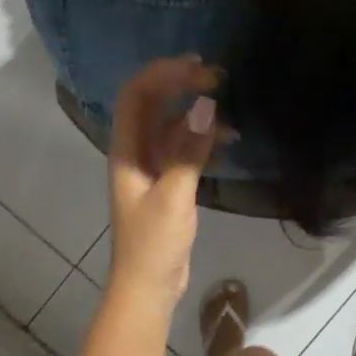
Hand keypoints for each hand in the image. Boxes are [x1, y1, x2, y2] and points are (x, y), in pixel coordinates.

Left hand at [104, 57, 221, 310]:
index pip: (136, 96)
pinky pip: (183, 150)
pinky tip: (228, 140)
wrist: (148, 287)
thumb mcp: (173, 197)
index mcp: (126, 152)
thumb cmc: (154, 245)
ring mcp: (150, 169)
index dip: (163, 74)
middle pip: (152, 105)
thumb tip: (206, 106)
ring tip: (229, 109)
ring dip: (195, 114)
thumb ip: (189, 151)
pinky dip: (202, 140)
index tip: (199, 68)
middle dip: (181, 85)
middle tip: (218, 78)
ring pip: (170, 127)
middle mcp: (135, 154)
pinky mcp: (166, 185)